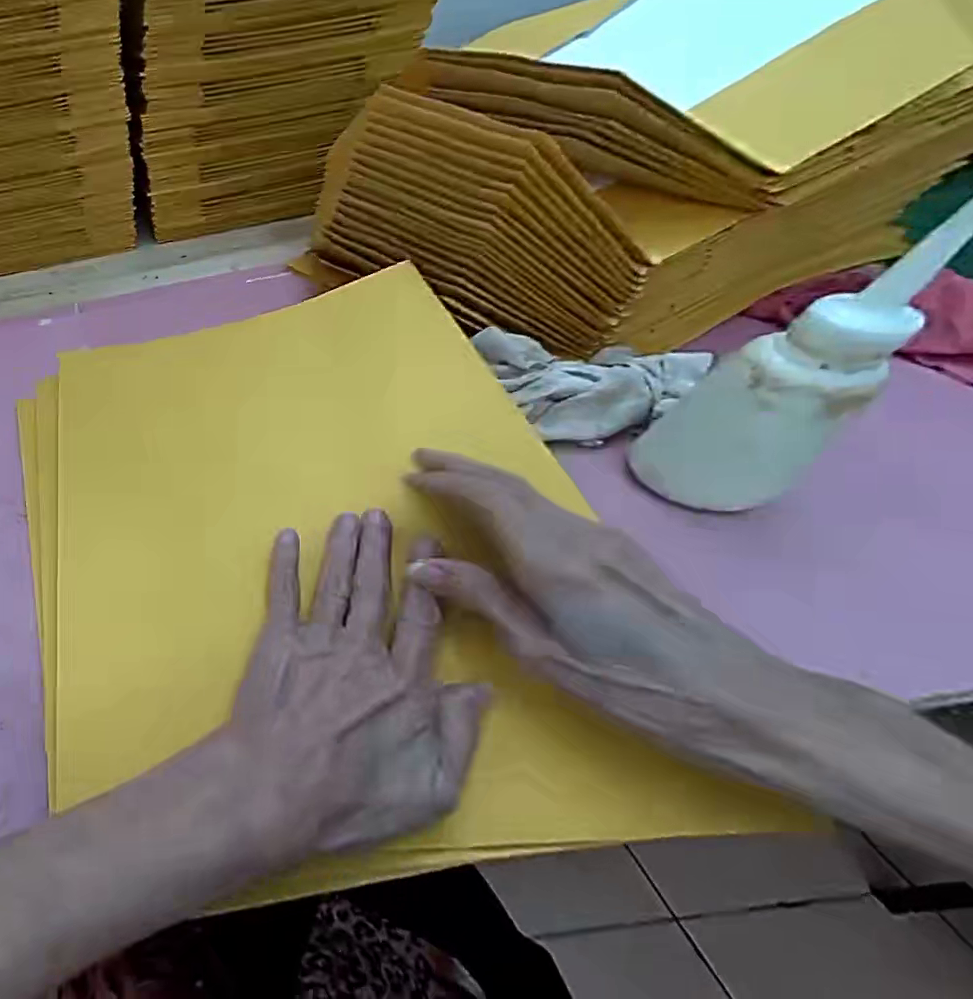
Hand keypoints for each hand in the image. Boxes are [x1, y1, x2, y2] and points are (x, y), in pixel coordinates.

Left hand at [224, 510, 489, 857]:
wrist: (275, 788)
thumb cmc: (353, 799)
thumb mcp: (432, 788)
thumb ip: (459, 734)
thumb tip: (482, 688)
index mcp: (404, 683)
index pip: (422, 618)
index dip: (428, 580)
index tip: (430, 544)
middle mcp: (362, 652)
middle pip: (376, 591)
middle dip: (380, 550)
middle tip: (380, 514)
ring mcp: (315, 643)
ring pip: (335, 585)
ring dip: (342, 549)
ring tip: (349, 517)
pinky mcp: (275, 643)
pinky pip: (282, 595)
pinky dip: (284, 565)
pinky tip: (287, 537)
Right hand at [401, 449, 784, 757]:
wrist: (747, 701)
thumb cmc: (634, 689)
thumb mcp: (543, 654)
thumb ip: (482, 600)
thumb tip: (420, 564)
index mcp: (553, 560)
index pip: (489, 499)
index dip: (447, 482)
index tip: (410, 475)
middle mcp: (579, 537)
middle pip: (511, 485)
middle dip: (462, 466)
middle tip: (421, 457)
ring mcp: (606, 540)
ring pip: (533, 495)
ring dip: (487, 480)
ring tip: (450, 479)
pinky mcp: (621, 552)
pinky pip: (551, 510)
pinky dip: (512, 498)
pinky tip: (501, 512)